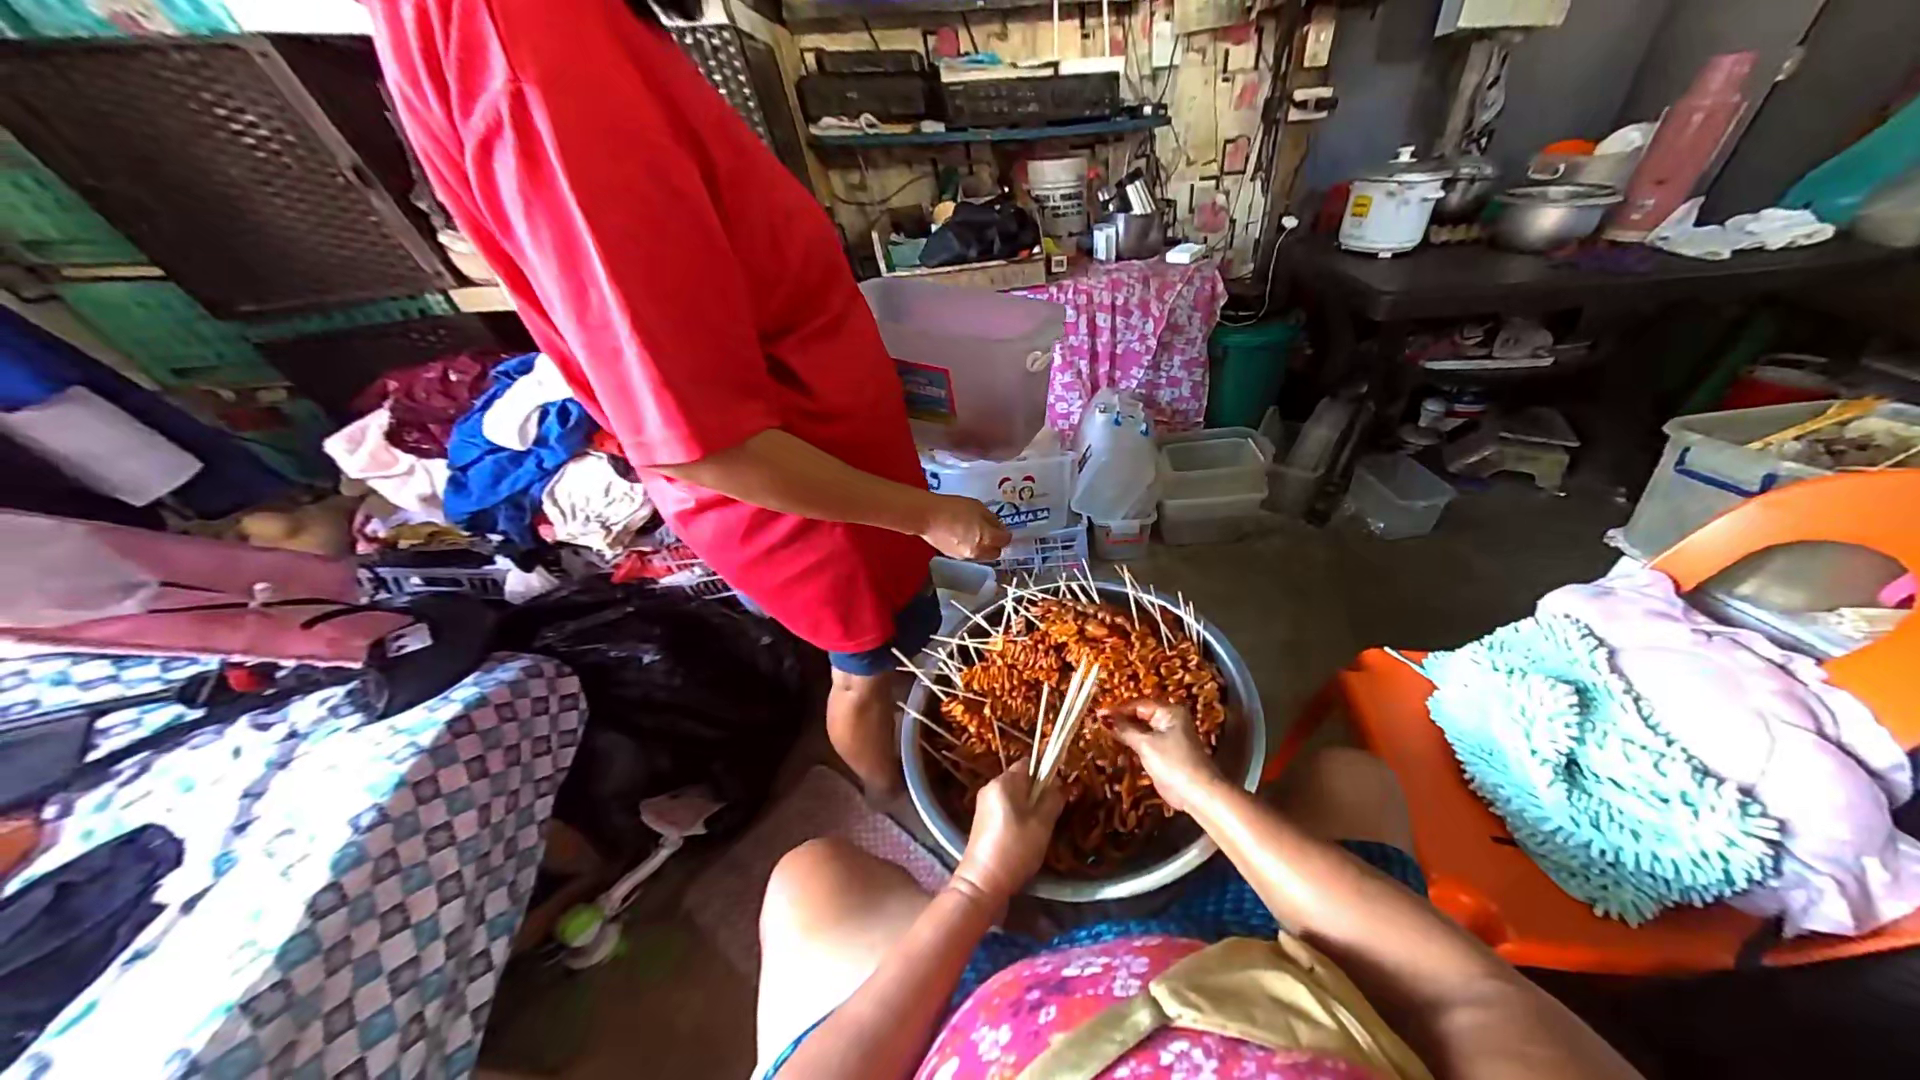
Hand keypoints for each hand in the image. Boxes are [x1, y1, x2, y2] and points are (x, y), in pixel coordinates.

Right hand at [919, 495, 1011, 560]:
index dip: (1005, 533)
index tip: (1002, 528)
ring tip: (974, 534)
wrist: (927, 517)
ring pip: (982, 555)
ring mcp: (965, 556)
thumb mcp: (977, 507)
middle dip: (995, 544)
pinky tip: (962, 536)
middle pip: (995, 553)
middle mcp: (978, 551)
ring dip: (983, 547)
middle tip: (990, 532)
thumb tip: (999, 527)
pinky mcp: (954, 557)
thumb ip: (991, 519)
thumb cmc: (953, 507)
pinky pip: (969, 554)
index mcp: (986, 538)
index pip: (1005, 540)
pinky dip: (970, 548)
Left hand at [951, 761, 1063, 906]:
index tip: (1058, 790)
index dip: (1045, 772)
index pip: (1028, 763)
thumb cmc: (1015, 849)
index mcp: (1003, 782)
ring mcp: (983, 803)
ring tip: (1040, 827)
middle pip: (1020, 779)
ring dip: (1029, 805)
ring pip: (1014, 795)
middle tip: (1052, 813)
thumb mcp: (1042, 823)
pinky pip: (1005, 807)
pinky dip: (1017, 815)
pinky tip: (1024, 836)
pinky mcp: (982, 819)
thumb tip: (1060, 784)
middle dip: (1038, 791)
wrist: (982, 882)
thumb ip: (1053, 799)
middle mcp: (990, 786)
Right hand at [1102, 699, 1222, 812]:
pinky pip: (1145, 741)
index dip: (1117, 709)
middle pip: (1140, 715)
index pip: (1138, 705)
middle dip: (1120, 719)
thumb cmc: (1173, 763)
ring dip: (1125, 730)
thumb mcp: (1146, 744)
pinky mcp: (1165, 751)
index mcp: (1169, 712)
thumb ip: (1124, 729)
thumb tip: (1104, 718)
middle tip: (1098, 721)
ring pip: (1141, 728)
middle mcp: (1170, 720)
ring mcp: (1168, 736)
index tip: (1098, 713)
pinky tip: (1116, 742)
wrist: (1198, 793)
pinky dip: (1132, 741)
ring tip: (1103, 730)